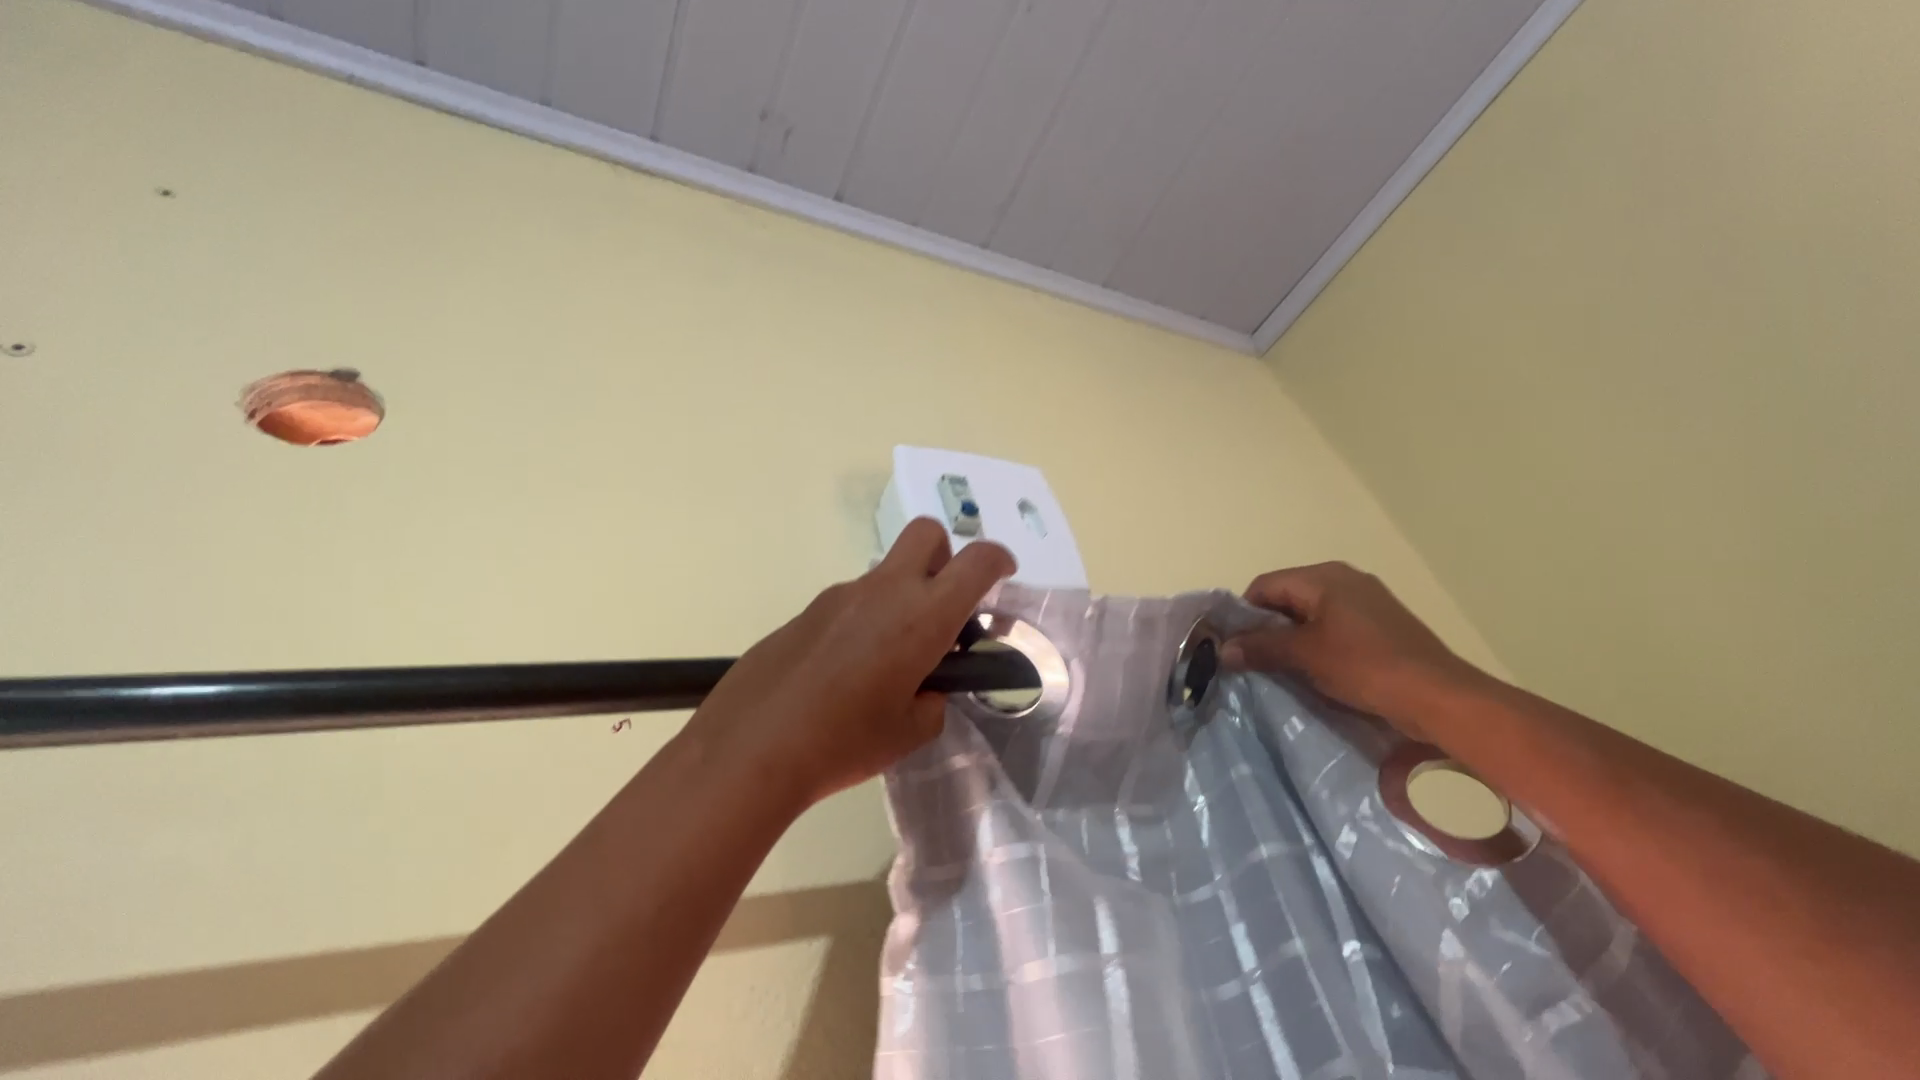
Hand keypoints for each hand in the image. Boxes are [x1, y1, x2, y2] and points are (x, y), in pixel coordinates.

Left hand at [686, 519, 1016, 808]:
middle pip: (927, 534)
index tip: (1003, 577)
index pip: (977, 561)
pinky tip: (845, 674)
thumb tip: (926, 688)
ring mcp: (839, 596)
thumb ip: (933, 701)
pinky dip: (864, 622)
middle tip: (944, 605)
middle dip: (946, 555)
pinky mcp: (806, 612)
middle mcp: (884, 591)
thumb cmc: (843, 743)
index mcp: (923, 616)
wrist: (750, 748)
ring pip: (885, 573)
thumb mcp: (910, 732)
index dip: (999, 560)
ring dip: (901, 598)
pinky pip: (850, 603)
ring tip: (888, 662)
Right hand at [1222, 562, 1480, 738]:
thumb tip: (1223, 649)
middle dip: (1267, 628)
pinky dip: (1318, 646)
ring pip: (1311, 615)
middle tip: (1254, 661)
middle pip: (1287, 598)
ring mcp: (1367, 601)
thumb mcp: (1305, 656)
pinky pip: (1334, 628)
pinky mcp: (1381, 625)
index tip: (1235, 647)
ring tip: (1282, 670)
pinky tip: (1316, 672)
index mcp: (1324, 576)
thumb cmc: (1365, 666)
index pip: (1264, 586)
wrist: (1437, 696)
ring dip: (1292, 640)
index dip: (1244, 615)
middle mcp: (1345, 579)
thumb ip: (1261, 647)